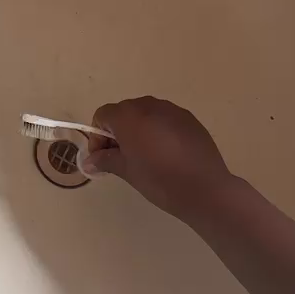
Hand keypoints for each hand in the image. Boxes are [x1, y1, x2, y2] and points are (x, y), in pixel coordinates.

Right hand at [83, 96, 235, 219]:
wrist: (205, 189)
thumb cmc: (159, 179)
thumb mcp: (127, 171)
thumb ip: (105, 160)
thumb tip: (88, 162)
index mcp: (127, 116)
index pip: (102, 116)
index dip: (98, 137)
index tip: (103, 158)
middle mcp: (147, 105)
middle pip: (123, 113)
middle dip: (117, 132)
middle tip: (122, 158)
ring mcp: (171, 110)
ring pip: (145, 114)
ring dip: (138, 130)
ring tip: (146, 156)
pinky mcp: (189, 118)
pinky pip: (165, 119)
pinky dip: (158, 131)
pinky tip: (167, 154)